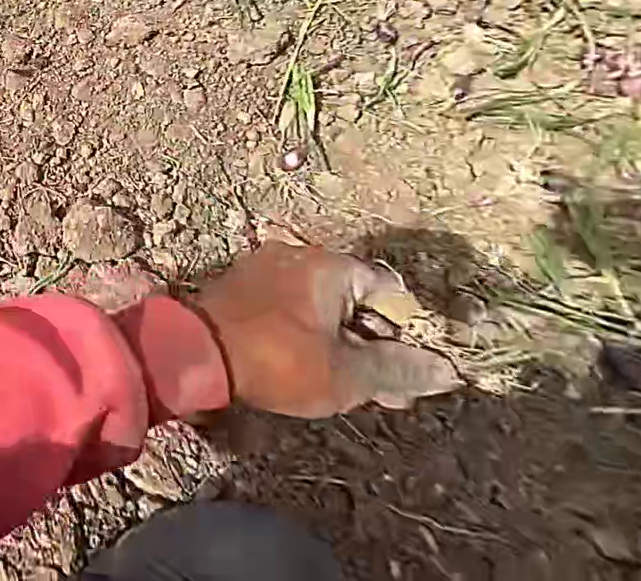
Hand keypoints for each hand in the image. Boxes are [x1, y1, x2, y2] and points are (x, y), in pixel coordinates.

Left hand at [193, 243, 460, 417]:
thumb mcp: (344, 373)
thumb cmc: (276, 360)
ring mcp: (268, 263)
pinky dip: (306, 326)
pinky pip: (290, 300)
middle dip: (371, 339)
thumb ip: (396, 369)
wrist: (195, 349)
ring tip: (344, 378)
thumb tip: (445, 370)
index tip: (407, 370)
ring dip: (339, 336)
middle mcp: (300, 253)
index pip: (386, 288)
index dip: (403, 330)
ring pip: (321, 299)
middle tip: (379, 386)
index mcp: (330, 265)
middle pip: (354, 294)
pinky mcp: (246, 281)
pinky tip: (306, 359)